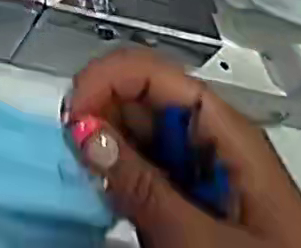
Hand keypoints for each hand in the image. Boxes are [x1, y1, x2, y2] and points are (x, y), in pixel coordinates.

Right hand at [64, 49, 300, 247]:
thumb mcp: (203, 240)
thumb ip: (143, 185)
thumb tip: (85, 130)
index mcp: (228, 130)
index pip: (154, 71)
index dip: (106, 78)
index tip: (72, 114)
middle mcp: (212, 139)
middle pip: (140, 95)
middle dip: (99, 112)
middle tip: (72, 149)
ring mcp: (201, 170)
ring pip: (136, 130)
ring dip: (105, 146)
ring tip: (88, 177)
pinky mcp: (192, 200)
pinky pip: (143, 166)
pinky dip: (117, 174)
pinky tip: (108, 196)